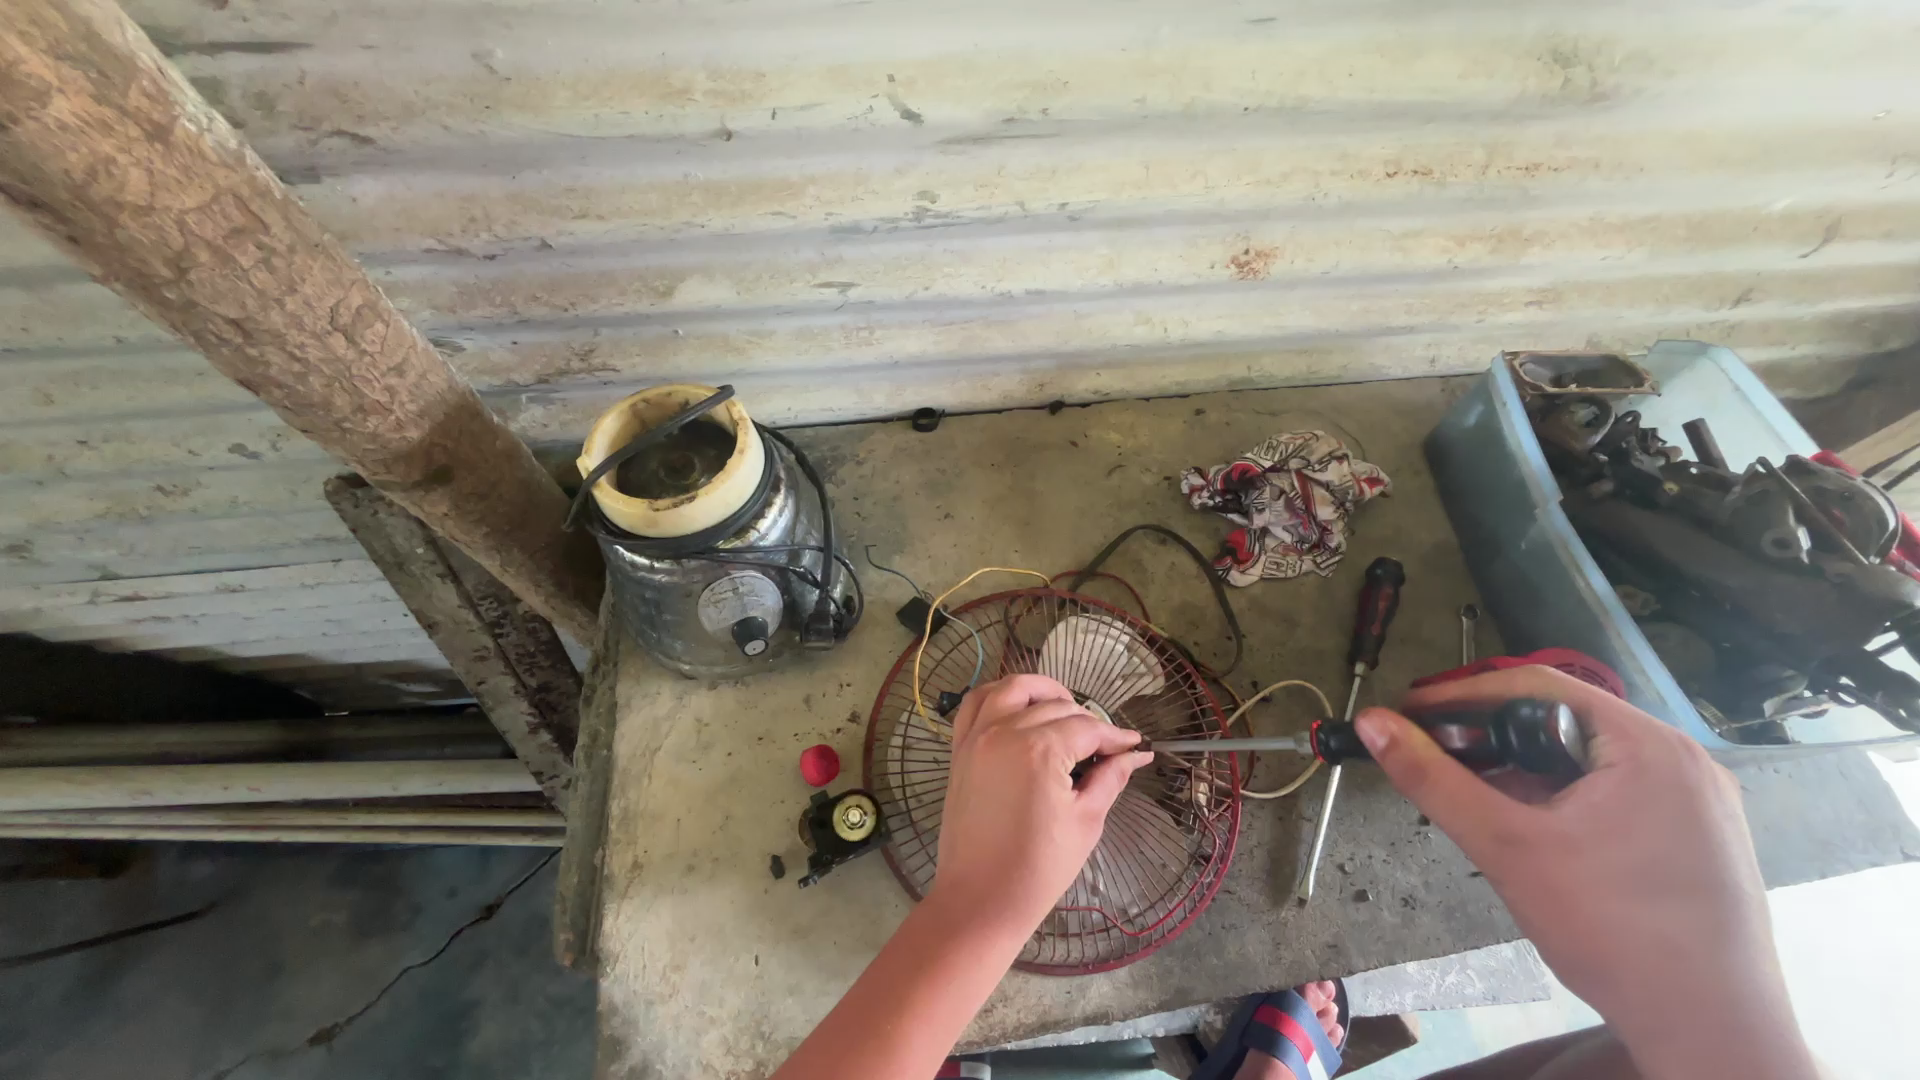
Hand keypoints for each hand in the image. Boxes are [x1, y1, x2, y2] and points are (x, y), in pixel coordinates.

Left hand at [932, 674, 1152, 929]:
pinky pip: (974, 703)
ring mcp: (976, 737)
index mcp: (1039, 750)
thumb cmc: (1037, 869)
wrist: (979, 900)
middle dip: (1086, 720)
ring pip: (1011, 688)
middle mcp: (1004, 731)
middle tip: (1104, 746)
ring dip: (1040, 690)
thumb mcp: (1085, 822)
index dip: (1115, 737)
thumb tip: (1136, 755)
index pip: (1087, 729)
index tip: (1134, 746)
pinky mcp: (959, 749)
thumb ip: (1110, 779)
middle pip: (1055, 706)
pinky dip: (997, 695)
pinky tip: (1018, 707)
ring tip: (1063, 706)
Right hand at [1356, 666, 1814, 1078]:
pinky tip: (1526, 825)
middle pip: (1562, 719)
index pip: (1537, 687)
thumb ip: (1430, 777)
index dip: (1462, 695)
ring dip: (1521, 766)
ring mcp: (1697, 799)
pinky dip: (1557, 793)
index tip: (1408, 714)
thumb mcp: (1503, 845)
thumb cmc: (1608, 928)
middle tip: (1433, 754)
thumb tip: (1369, 722)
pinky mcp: (1696, 834)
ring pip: (1583, 756)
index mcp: (1649, 746)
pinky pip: (1610, 788)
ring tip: (1472, 792)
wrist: (1713, 1036)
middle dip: (1489, 734)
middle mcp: (1682, 759)